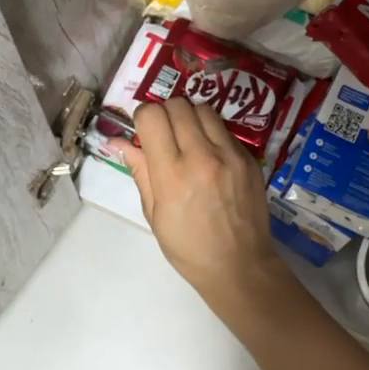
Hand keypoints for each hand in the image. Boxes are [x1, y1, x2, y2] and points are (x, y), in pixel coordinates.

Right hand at [110, 98, 286, 304]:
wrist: (239, 265)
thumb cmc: (188, 247)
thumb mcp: (154, 213)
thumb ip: (140, 171)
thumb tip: (119, 141)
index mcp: (171, 173)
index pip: (152, 115)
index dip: (143, 118)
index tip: (144, 132)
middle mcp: (202, 156)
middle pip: (178, 104)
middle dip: (165, 113)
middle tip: (164, 134)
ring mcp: (230, 155)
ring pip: (204, 109)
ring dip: (190, 117)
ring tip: (188, 139)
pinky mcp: (249, 158)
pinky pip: (225, 129)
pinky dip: (212, 134)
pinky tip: (210, 156)